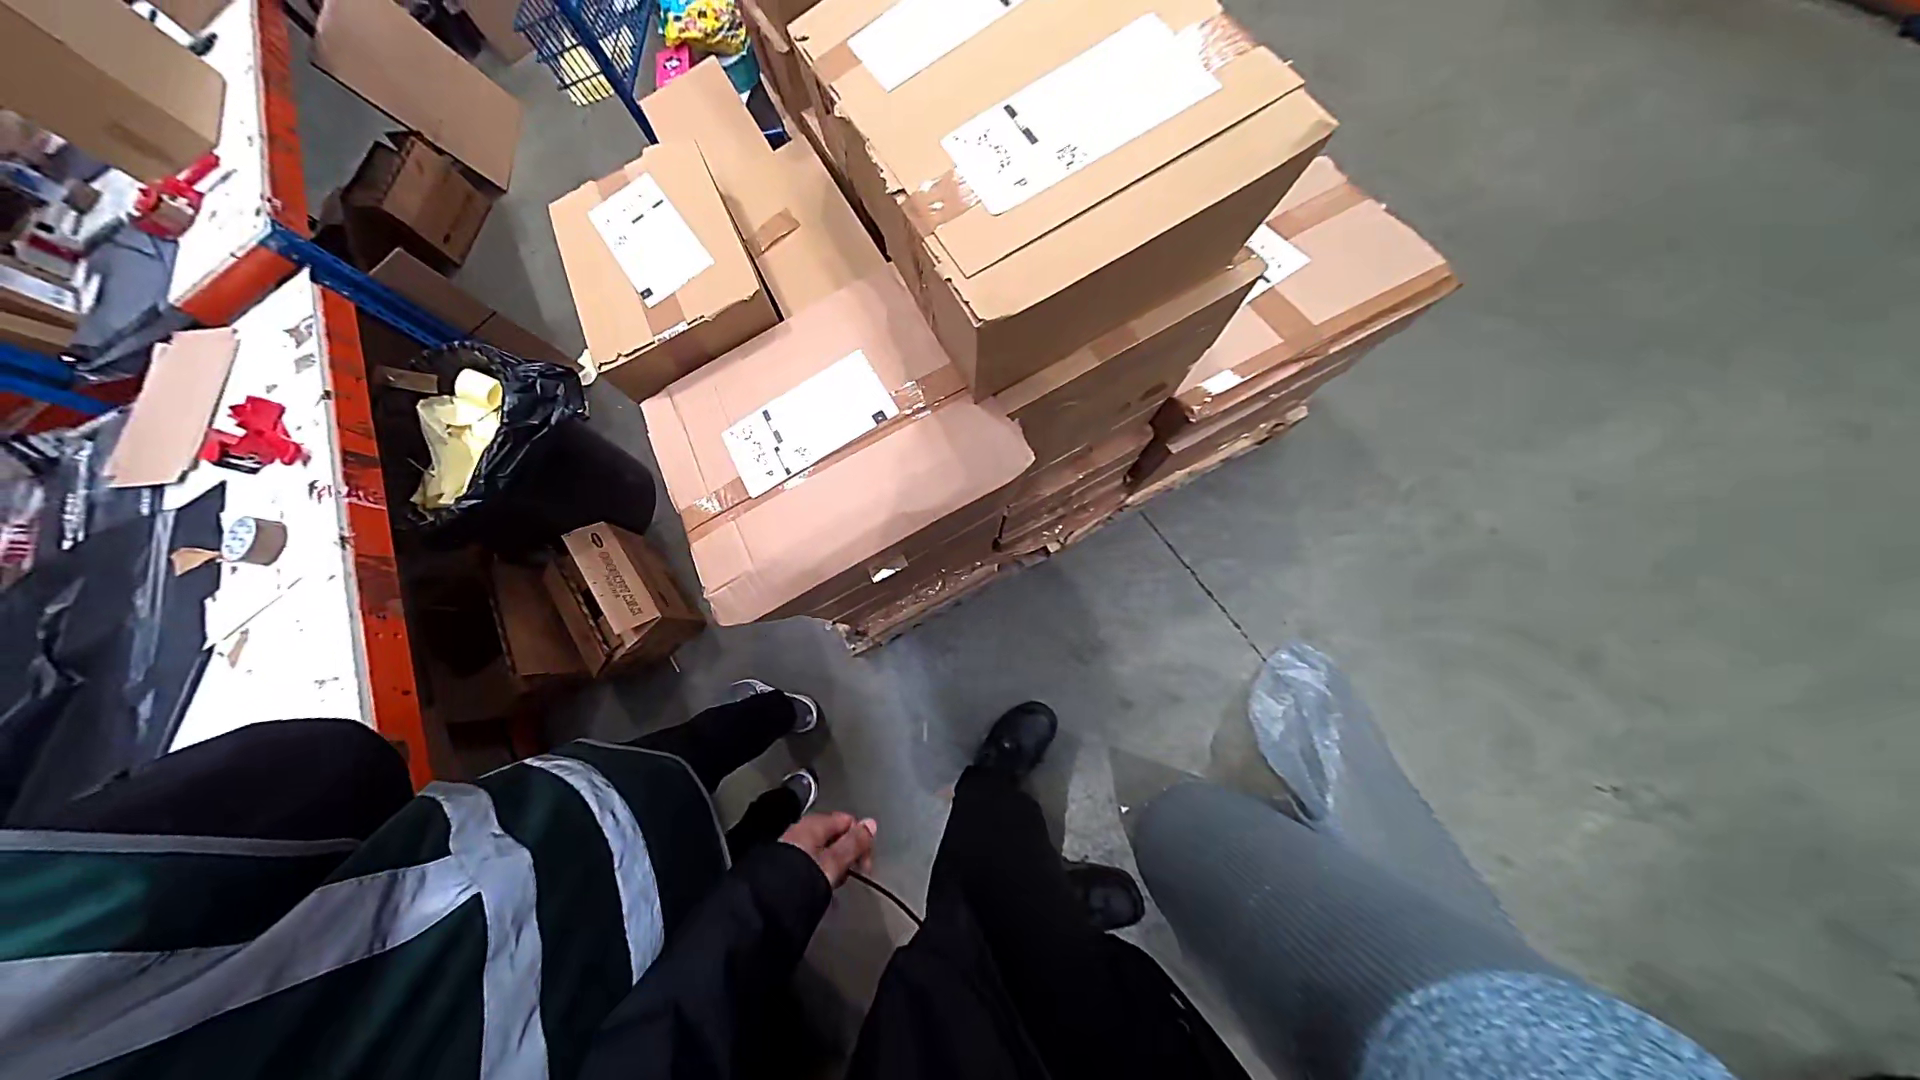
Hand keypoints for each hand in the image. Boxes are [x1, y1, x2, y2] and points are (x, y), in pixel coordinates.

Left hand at [780, 812, 876, 888]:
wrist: (764, 908)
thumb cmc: (802, 881)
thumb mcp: (834, 863)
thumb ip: (854, 843)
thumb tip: (870, 823)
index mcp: (813, 824)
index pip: (847, 821)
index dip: (861, 841)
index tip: (864, 866)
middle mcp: (801, 829)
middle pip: (835, 834)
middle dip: (846, 854)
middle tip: (849, 876)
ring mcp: (790, 846)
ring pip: (822, 850)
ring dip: (833, 865)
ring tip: (833, 885)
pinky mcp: (782, 864)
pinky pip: (809, 861)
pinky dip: (818, 871)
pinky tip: (817, 888)